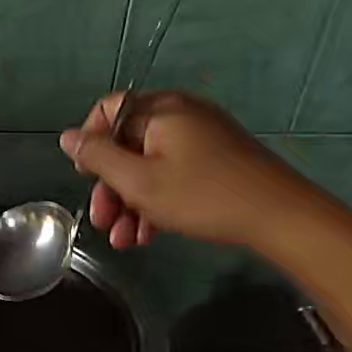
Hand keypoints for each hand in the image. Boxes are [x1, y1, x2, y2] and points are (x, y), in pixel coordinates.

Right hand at [59, 91, 319, 249]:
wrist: (283, 219)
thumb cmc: (204, 196)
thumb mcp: (139, 181)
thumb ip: (98, 157)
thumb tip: (67, 137)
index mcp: (161, 111)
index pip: (107, 111)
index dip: (90, 143)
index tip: (88, 177)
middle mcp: (180, 117)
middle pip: (126, 143)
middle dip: (109, 186)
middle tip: (103, 220)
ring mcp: (200, 139)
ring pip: (147, 165)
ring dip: (129, 202)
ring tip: (124, 240)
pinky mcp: (215, 162)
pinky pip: (171, 174)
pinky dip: (155, 201)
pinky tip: (147, 235)